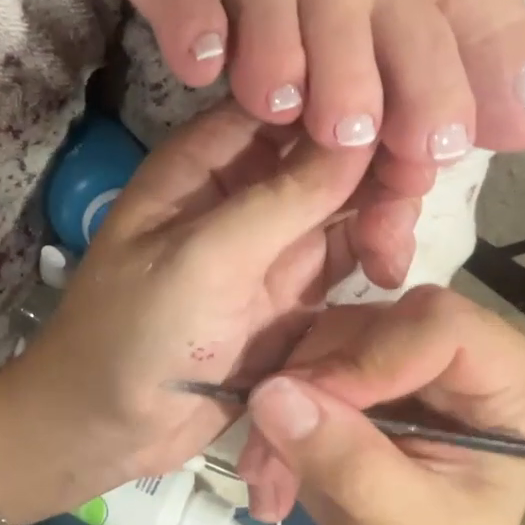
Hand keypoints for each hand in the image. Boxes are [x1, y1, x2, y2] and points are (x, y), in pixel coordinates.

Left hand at [4, 102, 369, 496]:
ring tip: (395, 247)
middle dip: (376, 158)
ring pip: (348, 198)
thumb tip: (361, 128)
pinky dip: (377, 253)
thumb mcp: (202, 260)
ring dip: (384, 208)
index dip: (346, 101)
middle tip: (417, 186)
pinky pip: (349, 253)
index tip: (405, 118)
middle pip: (327, 146)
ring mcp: (267, 240)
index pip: (284, 100)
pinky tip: (390, 273)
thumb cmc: (134, 332)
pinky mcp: (291, 290)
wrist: (108, 424)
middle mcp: (238, 189)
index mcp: (200, 162)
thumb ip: (280, 199)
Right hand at [80, 0, 524, 221]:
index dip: (447, 123)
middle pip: (366, 80)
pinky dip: (199, 40)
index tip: (433, 157)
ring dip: (285, 87)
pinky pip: (190, 16)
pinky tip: (202, 54)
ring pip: (277, 58)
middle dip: (372, 125)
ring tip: (279, 99)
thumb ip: (475, 23)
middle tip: (353, 139)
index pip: (453, 65)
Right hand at [238, 287, 524, 524]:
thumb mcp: (394, 523)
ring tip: (266, 473)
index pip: (439, 325)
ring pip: (324, 335)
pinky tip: (268, 457)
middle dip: (308, 389)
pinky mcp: (365, 352)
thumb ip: (346, 460)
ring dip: (280, 402)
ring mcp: (410, 345)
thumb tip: (271, 394)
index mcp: (517, 380)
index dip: (368, 359)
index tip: (314, 412)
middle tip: (267, 461)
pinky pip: (302, 352)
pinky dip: (275, 402)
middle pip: (369, 324)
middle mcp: (468, 347)